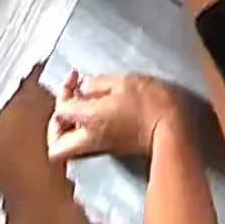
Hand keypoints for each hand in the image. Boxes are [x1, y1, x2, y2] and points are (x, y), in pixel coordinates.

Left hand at [48, 71, 183, 161]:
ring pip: (68, 148)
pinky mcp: (109, 148)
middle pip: (55, 145)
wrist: (169, 127)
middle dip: (56, 125)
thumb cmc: (149, 100)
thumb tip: (83, 87)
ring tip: (81, 106)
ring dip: (68, 129)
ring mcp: (98, 147)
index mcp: (90, 118)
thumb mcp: (126, 82)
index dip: (64, 90)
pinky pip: (83, 144)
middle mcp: (88, 138)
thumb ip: (100, 84)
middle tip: (69, 102)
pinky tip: (96, 113)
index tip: (75, 75)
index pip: (61, 110)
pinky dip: (82, 130)